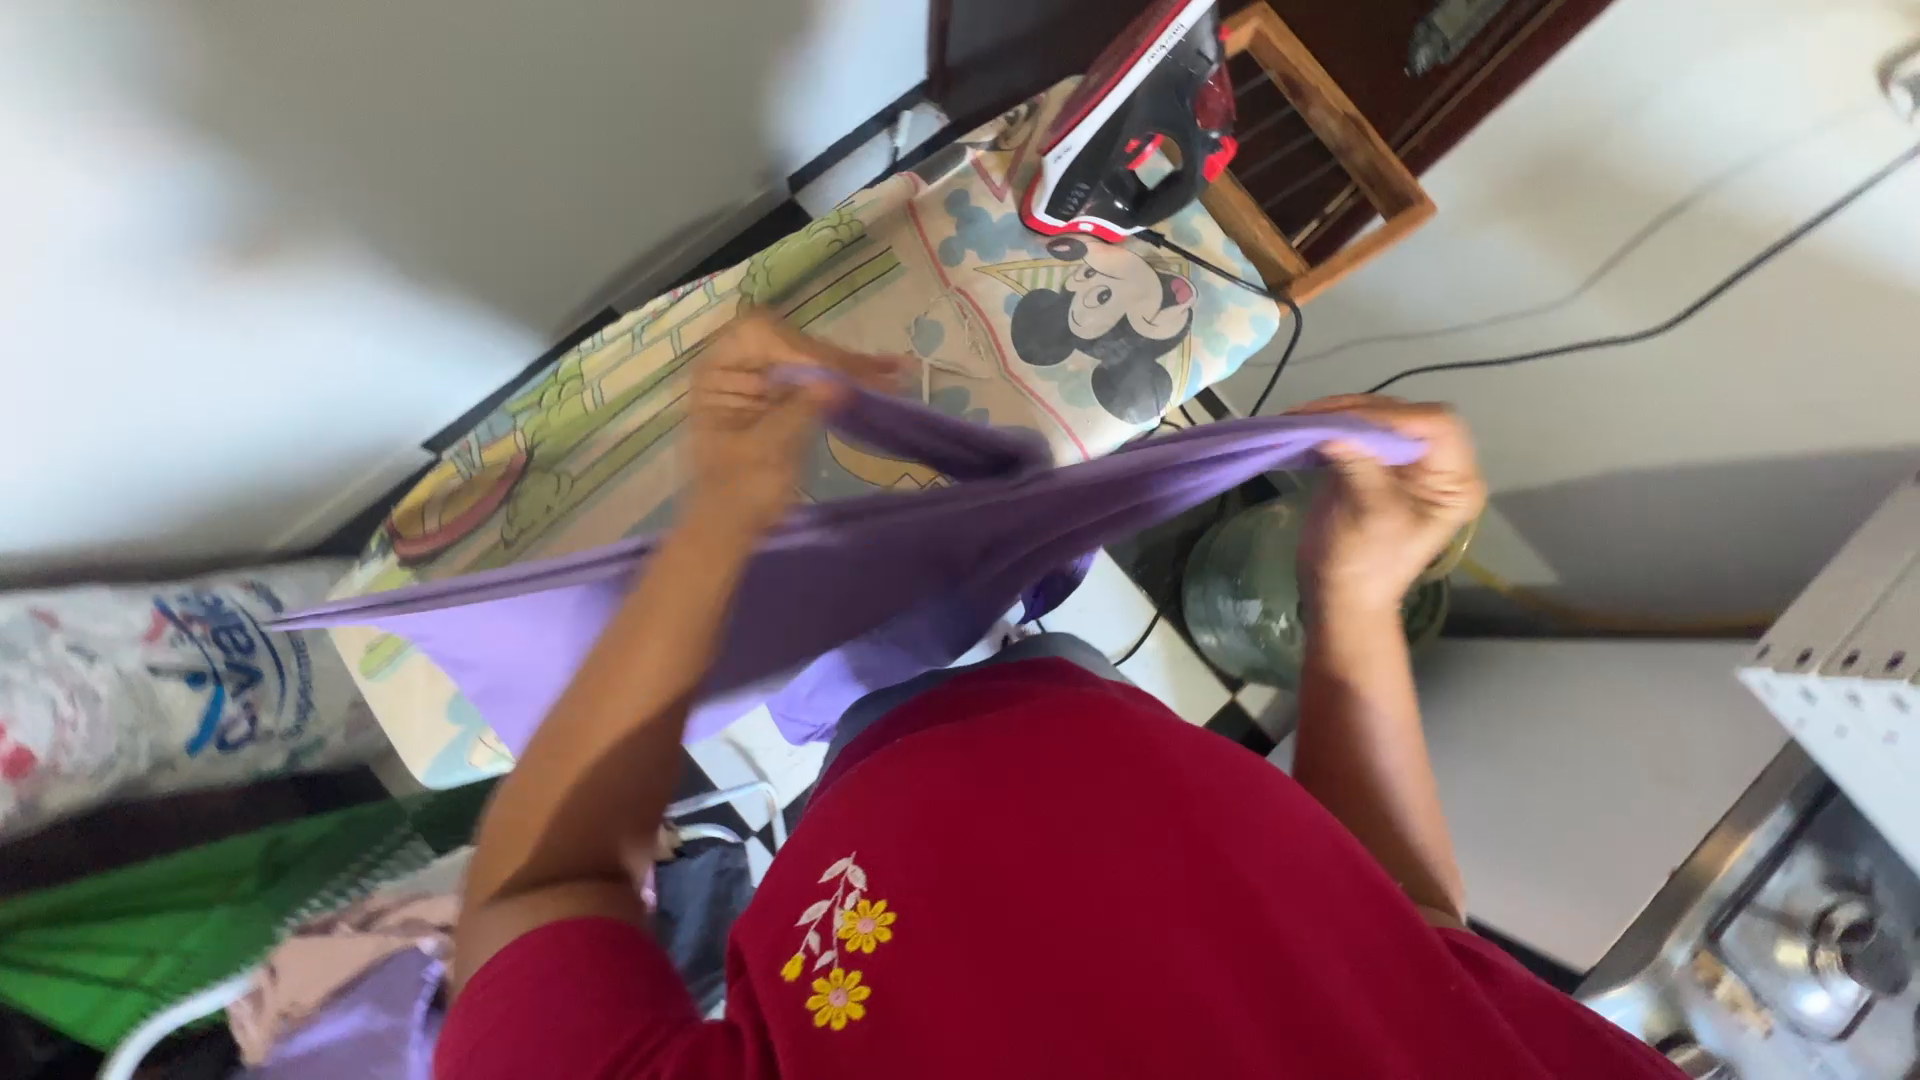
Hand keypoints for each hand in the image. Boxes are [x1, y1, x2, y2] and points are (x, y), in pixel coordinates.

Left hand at [684, 310, 901, 537]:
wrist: (733, 529)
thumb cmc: (738, 493)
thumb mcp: (766, 450)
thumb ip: (799, 411)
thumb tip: (838, 383)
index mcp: (718, 372)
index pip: (762, 337)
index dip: (801, 350)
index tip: (837, 375)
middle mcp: (739, 367)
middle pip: (794, 344)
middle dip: (837, 359)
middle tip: (887, 370)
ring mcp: (765, 382)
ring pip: (813, 360)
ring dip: (853, 367)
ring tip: (896, 370)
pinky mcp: (787, 399)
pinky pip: (820, 382)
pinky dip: (849, 381)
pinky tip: (879, 379)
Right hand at [1291, 395, 1485, 614]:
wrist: (1338, 593)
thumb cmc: (1365, 565)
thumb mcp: (1371, 516)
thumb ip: (1359, 467)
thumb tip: (1332, 429)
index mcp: (1453, 479)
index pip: (1436, 425)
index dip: (1394, 418)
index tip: (1346, 422)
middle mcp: (1433, 464)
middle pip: (1403, 416)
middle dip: (1358, 411)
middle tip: (1312, 415)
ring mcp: (1399, 464)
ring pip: (1374, 418)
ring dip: (1337, 414)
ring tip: (1299, 417)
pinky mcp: (1368, 465)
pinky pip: (1353, 432)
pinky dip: (1327, 426)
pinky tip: (1302, 427)